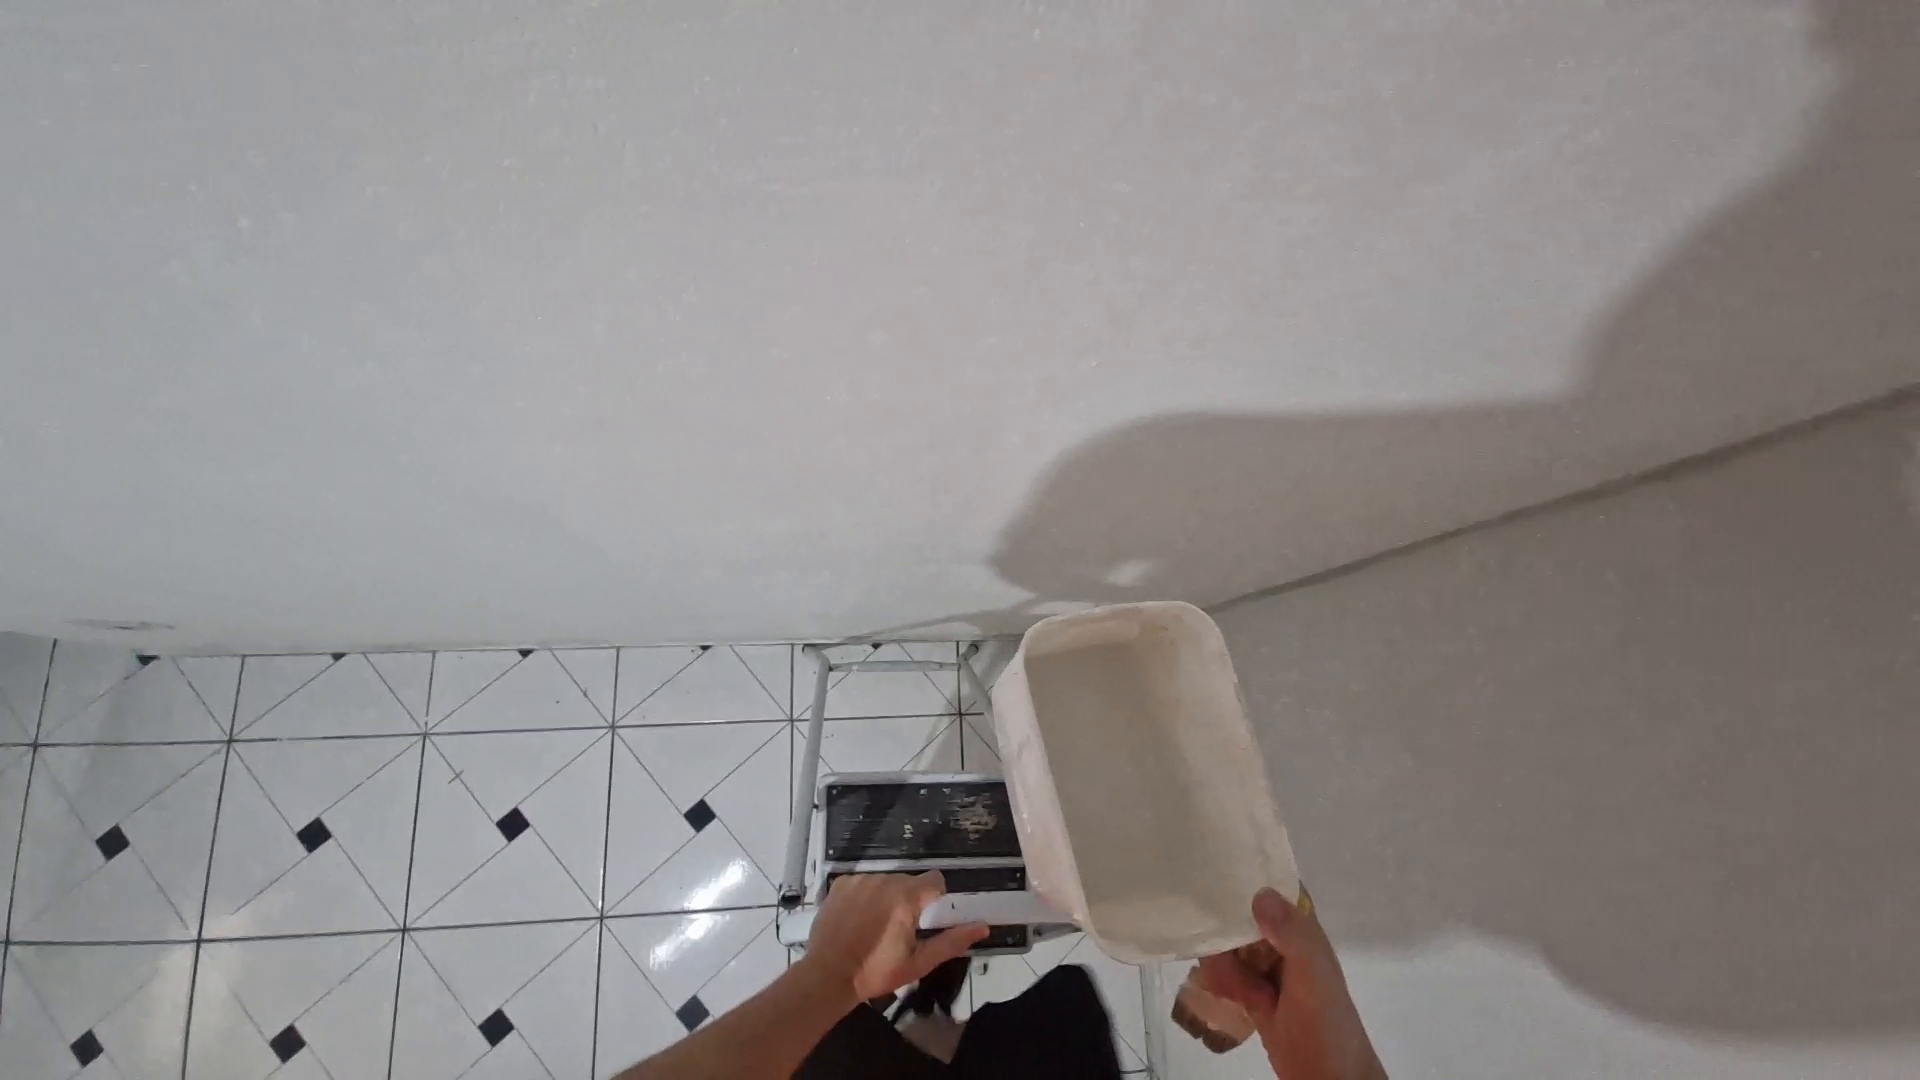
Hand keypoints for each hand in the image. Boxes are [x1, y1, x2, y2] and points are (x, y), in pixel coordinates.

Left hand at [801, 872, 988, 1005]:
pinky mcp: (841, 882)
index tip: (925, 919)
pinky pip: (863, 882)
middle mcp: (884, 879)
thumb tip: (982, 926)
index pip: (935, 880)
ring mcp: (860, 878)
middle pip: (909, 881)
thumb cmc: (875, 971)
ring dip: (886, 897)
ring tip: (875, 926)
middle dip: (909, 901)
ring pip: (885, 881)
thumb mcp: (918, 963)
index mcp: (906, 896)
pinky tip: (857, 918)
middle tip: (898, 931)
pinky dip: (864, 895)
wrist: (827, 975)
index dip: (935, 898)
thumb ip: (951, 942)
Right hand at [1198, 888, 1385, 1079]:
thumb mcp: (1313, 976)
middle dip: (1224, 921)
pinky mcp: (1256, 999)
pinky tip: (1215, 990)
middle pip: (1247, 915)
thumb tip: (1259, 892)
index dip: (1255, 871)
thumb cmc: (1327, 1025)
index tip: (1220, 862)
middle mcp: (1285, 947)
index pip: (1280, 888)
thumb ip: (1293, 935)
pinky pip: (1229, 976)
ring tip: (1218, 976)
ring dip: (1219, 957)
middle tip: (1204, 929)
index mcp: (1304, 934)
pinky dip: (1218, 980)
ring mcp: (1270, 974)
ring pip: (1233, 947)